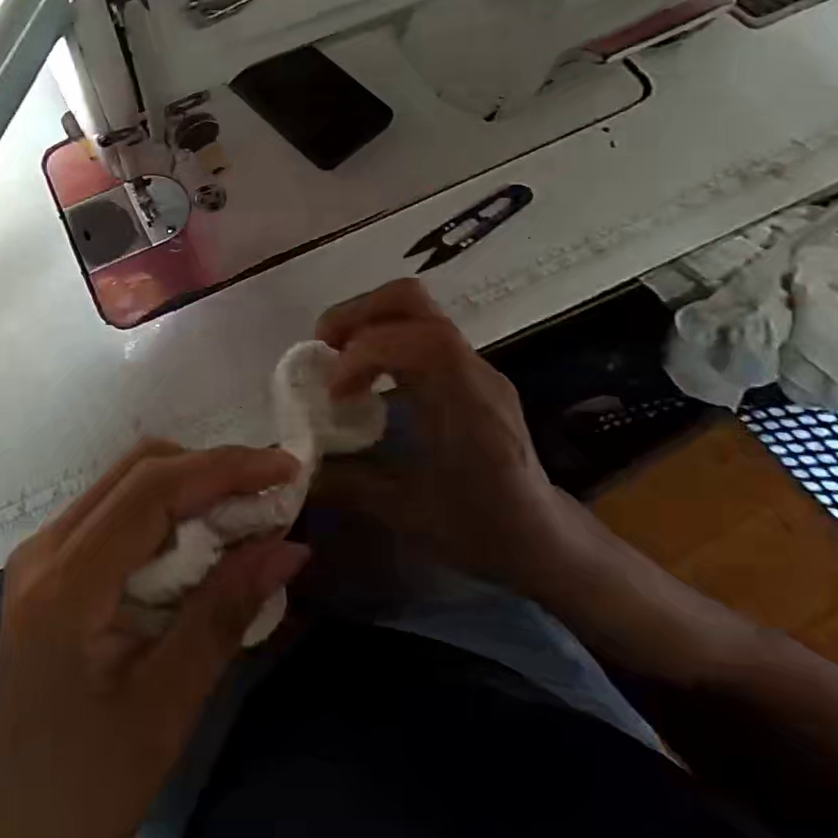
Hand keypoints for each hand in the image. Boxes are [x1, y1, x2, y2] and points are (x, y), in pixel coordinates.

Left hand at [0, 439, 309, 837]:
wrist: (12, 837)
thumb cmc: (88, 782)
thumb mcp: (166, 705)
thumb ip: (225, 614)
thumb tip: (289, 547)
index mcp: (65, 584)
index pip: (152, 490)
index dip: (225, 467)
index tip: (287, 470)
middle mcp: (43, 551)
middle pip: (136, 473)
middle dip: (210, 471)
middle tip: (271, 494)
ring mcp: (39, 559)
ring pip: (123, 486)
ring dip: (189, 488)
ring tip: (247, 517)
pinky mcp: (47, 573)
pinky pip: (113, 515)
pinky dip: (165, 514)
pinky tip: (200, 545)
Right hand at [313, 279, 583, 593]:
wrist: (542, 536)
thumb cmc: (482, 531)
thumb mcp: (408, 516)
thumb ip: (349, 485)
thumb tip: (296, 468)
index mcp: (470, 408)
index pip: (420, 342)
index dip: (363, 354)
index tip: (333, 393)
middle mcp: (476, 373)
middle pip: (413, 301)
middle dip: (355, 315)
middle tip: (321, 350)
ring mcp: (476, 367)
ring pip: (416, 308)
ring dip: (366, 322)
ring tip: (336, 361)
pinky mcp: (469, 371)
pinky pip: (420, 331)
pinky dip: (382, 338)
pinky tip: (366, 378)